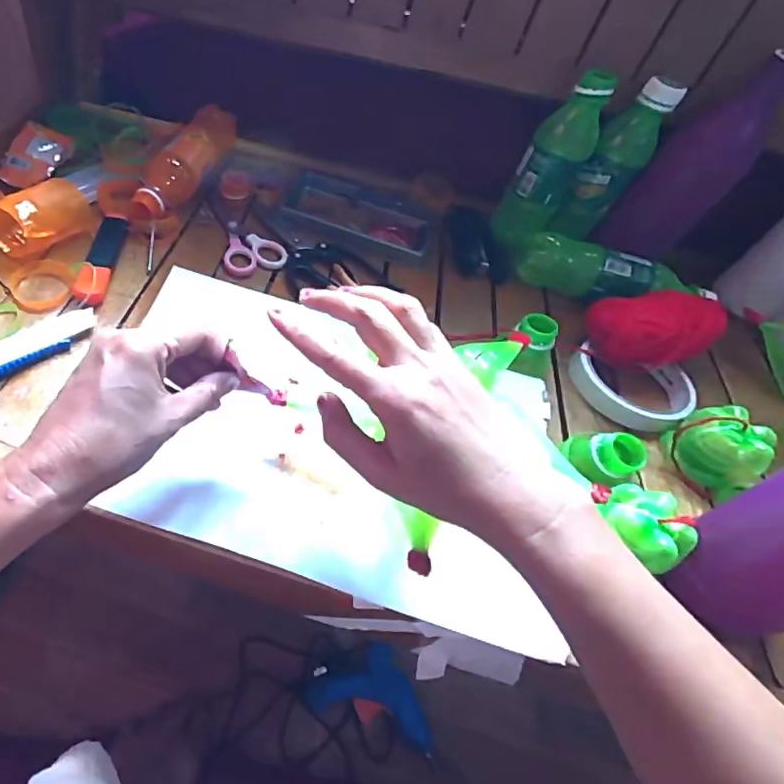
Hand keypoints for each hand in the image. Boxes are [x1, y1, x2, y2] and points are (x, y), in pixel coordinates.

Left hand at [6, 323, 238, 504]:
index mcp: (139, 343)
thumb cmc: (110, 445)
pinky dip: (161, 377)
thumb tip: (230, 379)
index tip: (243, 376)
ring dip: (186, 372)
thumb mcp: (169, 418)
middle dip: (208, 364)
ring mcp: (105, 351)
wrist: (57, 468)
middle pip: (179, 340)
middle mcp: (120, 337)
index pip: (199, 334)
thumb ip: (206, 392)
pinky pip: (139, 363)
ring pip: (159, 352)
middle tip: (232, 390)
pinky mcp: (96, 367)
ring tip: (208, 400)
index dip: (228, 353)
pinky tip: (179, 398)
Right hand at [268, 286, 587, 550]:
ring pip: (401, 306)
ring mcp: (441, 361)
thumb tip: (325, 396)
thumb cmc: (440, 490)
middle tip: (304, 299)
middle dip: (331, 300)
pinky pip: (422, 321)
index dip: (298, 333)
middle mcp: (416, 369)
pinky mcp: (457, 362)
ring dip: (366, 292)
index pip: (333, 356)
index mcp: (392, 399)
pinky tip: (382, 311)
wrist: (509, 492)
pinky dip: (395, 306)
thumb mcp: (378, 473)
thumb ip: (341, 433)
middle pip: (368, 315)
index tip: (274, 315)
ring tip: (341, 291)